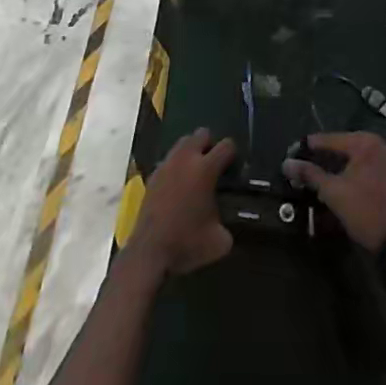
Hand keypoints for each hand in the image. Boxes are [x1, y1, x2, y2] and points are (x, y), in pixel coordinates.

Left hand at [129, 128, 236, 275]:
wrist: (150, 250)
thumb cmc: (188, 243)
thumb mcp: (221, 240)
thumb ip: (228, 221)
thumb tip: (224, 217)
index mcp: (204, 169)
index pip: (225, 146)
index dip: (233, 153)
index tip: (235, 165)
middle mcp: (184, 159)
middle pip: (200, 134)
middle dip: (210, 144)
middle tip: (216, 164)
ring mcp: (165, 164)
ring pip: (182, 143)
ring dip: (192, 152)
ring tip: (198, 172)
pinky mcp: (153, 174)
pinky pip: (169, 159)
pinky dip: (177, 165)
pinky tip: (180, 184)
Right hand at [283, 131, 385, 250]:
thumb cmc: (364, 211)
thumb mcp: (332, 192)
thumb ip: (309, 174)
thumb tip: (286, 163)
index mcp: (365, 143)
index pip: (328, 139)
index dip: (306, 149)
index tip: (289, 156)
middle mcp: (377, 145)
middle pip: (338, 147)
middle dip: (318, 158)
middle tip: (298, 168)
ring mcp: (384, 159)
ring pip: (348, 157)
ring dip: (330, 166)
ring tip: (309, 175)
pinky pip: (358, 165)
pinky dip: (344, 171)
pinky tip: (329, 181)